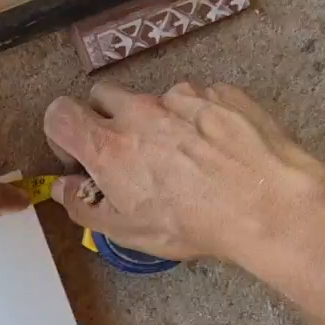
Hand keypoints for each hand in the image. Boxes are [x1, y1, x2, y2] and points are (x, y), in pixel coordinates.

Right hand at [43, 80, 324, 273]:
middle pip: (102, 96)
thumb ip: (84, 206)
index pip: (59, 114)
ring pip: (151, 99)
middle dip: (105, 120)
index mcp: (108, 146)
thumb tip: (64, 188)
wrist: (265, 204)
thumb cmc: (192, 222)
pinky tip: (212, 150)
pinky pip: (195, 99)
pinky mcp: (219, 93)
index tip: (78, 155)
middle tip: (127, 155)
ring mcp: (182, 97)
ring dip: (154, 120)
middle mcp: (139, 112)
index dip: (62, 133)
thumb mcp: (126, 231)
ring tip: (180, 157)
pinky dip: (194, 119)